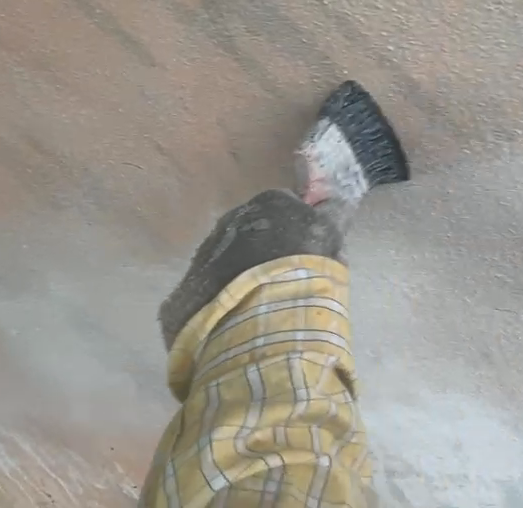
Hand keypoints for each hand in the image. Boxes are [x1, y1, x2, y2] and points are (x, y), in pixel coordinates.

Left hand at [158, 189, 345, 347]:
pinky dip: (220, 303)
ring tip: (260, 305)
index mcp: (268, 201)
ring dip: (241, 275)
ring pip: (228, 261)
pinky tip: (237, 321)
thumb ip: (335, 213)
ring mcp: (203, 255)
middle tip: (284, 279)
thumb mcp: (331, 235)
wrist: (258, 316)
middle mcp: (230, 219)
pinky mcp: (183, 292)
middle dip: (265, 250)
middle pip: (252, 231)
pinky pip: (207, 293)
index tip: (308, 251)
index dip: (298, 228)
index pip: (286, 205)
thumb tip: (339, 202)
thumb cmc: (303, 266)